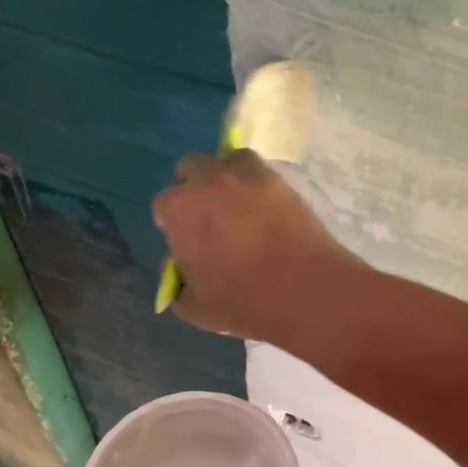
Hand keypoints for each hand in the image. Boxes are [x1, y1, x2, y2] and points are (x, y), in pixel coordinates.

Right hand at [152, 150, 364, 339]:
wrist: (303, 288)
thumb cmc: (241, 300)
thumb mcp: (194, 307)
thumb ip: (178, 284)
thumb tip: (180, 268)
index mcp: (179, 209)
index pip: (164, 204)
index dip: (173, 222)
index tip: (185, 240)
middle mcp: (208, 181)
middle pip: (191, 168)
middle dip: (193, 186)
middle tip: (208, 216)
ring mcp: (247, 175)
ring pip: (227, 159)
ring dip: (225, 174)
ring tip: (237, 203)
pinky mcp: (280, 180)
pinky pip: (260, 170)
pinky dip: (257, 182)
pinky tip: (265, 207)